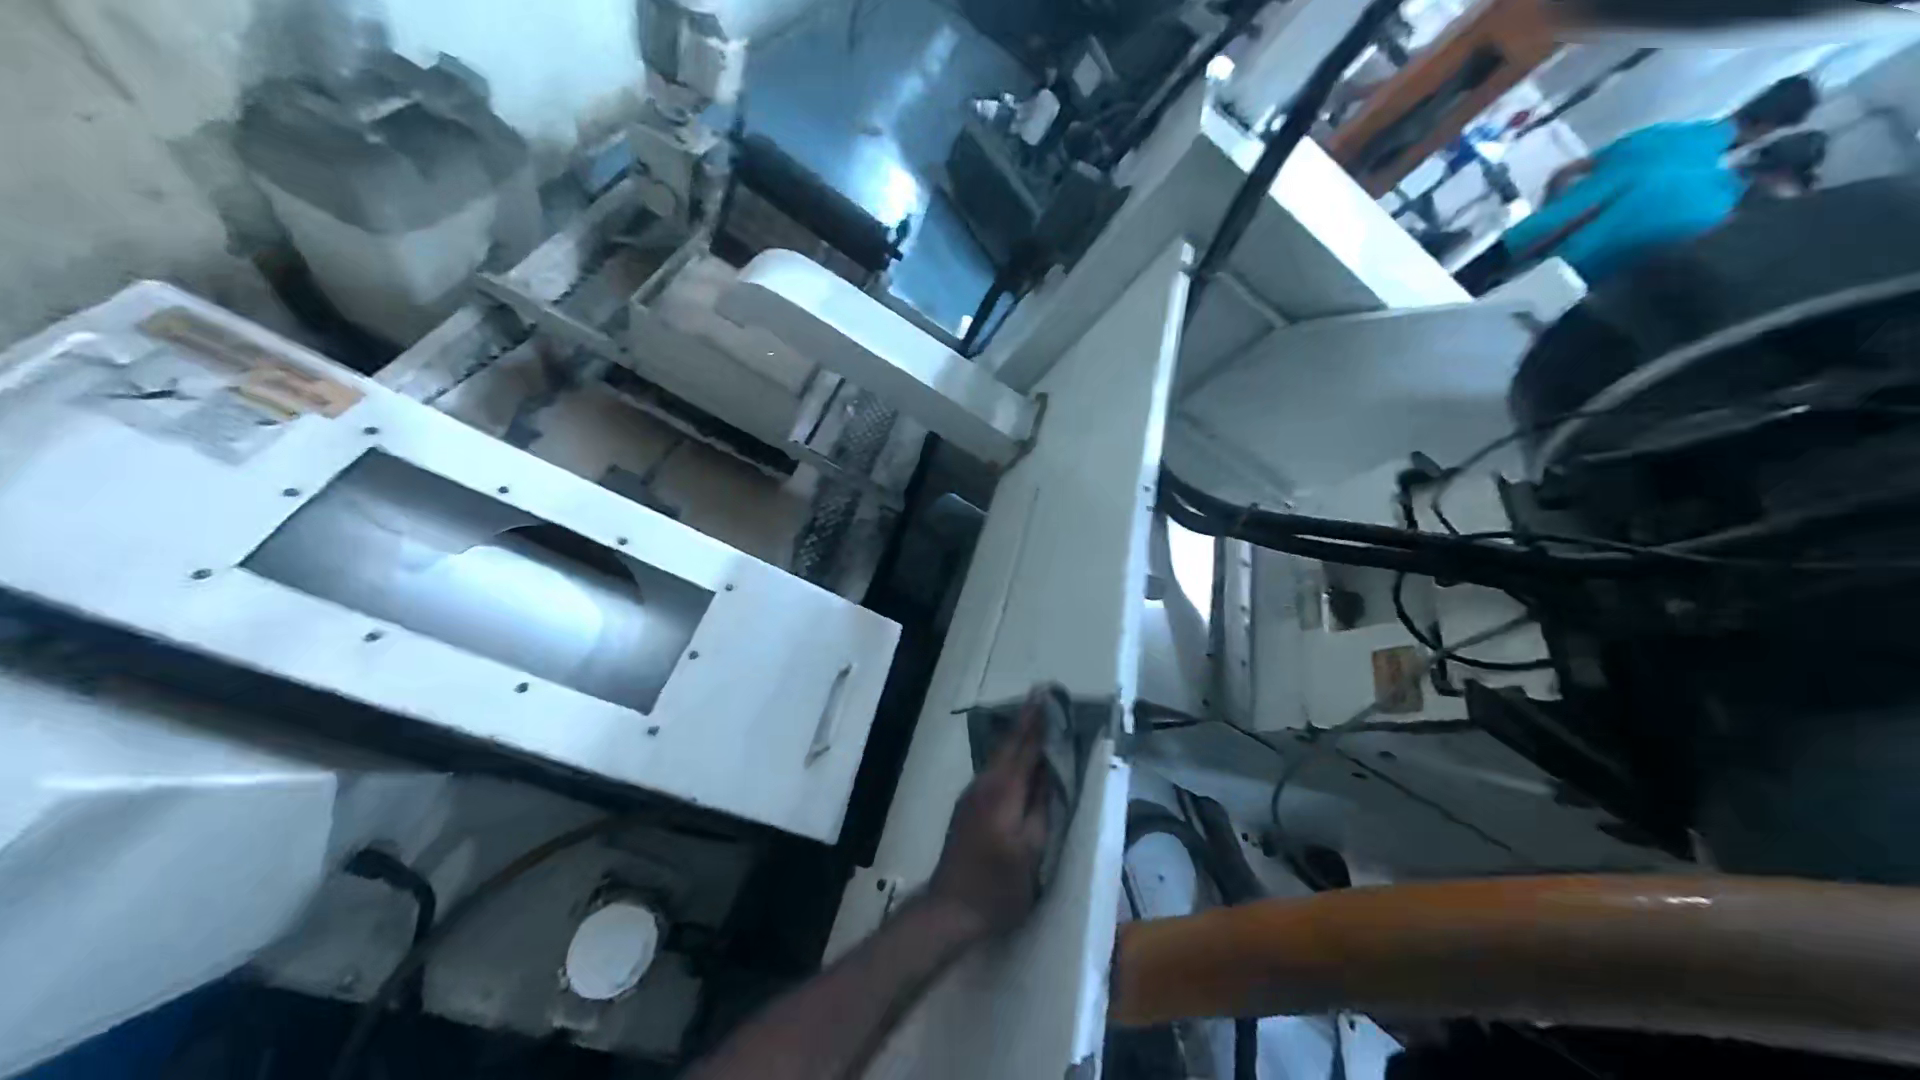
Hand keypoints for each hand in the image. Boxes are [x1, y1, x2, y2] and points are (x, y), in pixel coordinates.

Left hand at [927, 693, 1051, 939]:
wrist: (950, 909)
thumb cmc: (999, 887)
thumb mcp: (1032, 851)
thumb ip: (1042, 807)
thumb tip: (1051, 772)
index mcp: (1002, 792)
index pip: (1025, 747)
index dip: (1038, 722)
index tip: (1049, 696)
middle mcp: (984, 784)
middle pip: (1008, 745)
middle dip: (1027, 719)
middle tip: (1042, 695)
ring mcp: (972, 794)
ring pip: (999, 756)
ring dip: (1018, 736)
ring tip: (1037, 719)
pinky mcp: (968, 806)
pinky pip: (994, 770)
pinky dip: (1010, 755)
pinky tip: (1020, 756)